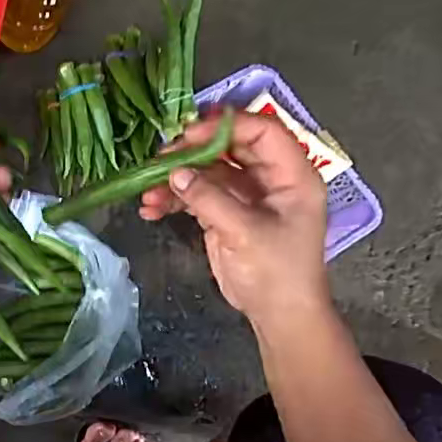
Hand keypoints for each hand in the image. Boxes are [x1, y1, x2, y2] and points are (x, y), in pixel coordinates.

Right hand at [139, 113, 329, 328]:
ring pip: (208, 172)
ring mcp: (245, 196)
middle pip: (229, 148)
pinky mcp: (225, 214)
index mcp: (292, 175)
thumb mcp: (246, 233)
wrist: (278, 315)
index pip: (262, 131)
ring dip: (176, 179)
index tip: (189, 133)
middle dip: (193, 151)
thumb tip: (175, 173)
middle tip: (161, 158)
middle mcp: (270, 179)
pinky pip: (197, 196)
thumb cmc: (277, 272)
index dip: (226, 126)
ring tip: (148, 191)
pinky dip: (174, 200)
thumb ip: (210, 199)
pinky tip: (152, 208)